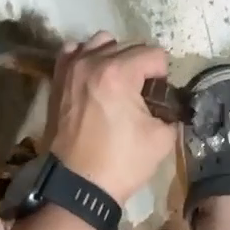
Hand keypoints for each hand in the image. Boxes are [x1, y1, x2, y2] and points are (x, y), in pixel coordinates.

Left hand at [45, 32, 176, 201]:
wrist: (78, 187)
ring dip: (115, 56)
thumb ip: (171, 113)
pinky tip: (94, 76)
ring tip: (118, 82)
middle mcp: (93, 61)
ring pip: (101, 42)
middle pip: (129, 46)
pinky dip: (87, 56)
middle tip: (142, 94)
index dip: (163, 75)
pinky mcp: (58, 79)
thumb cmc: (121, 162)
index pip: (154, 54)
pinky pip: (74, 51)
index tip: (159, 97)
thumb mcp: (161, 138)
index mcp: (119, 73)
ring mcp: (72, 68)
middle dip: (141, 66)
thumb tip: (169, 105)